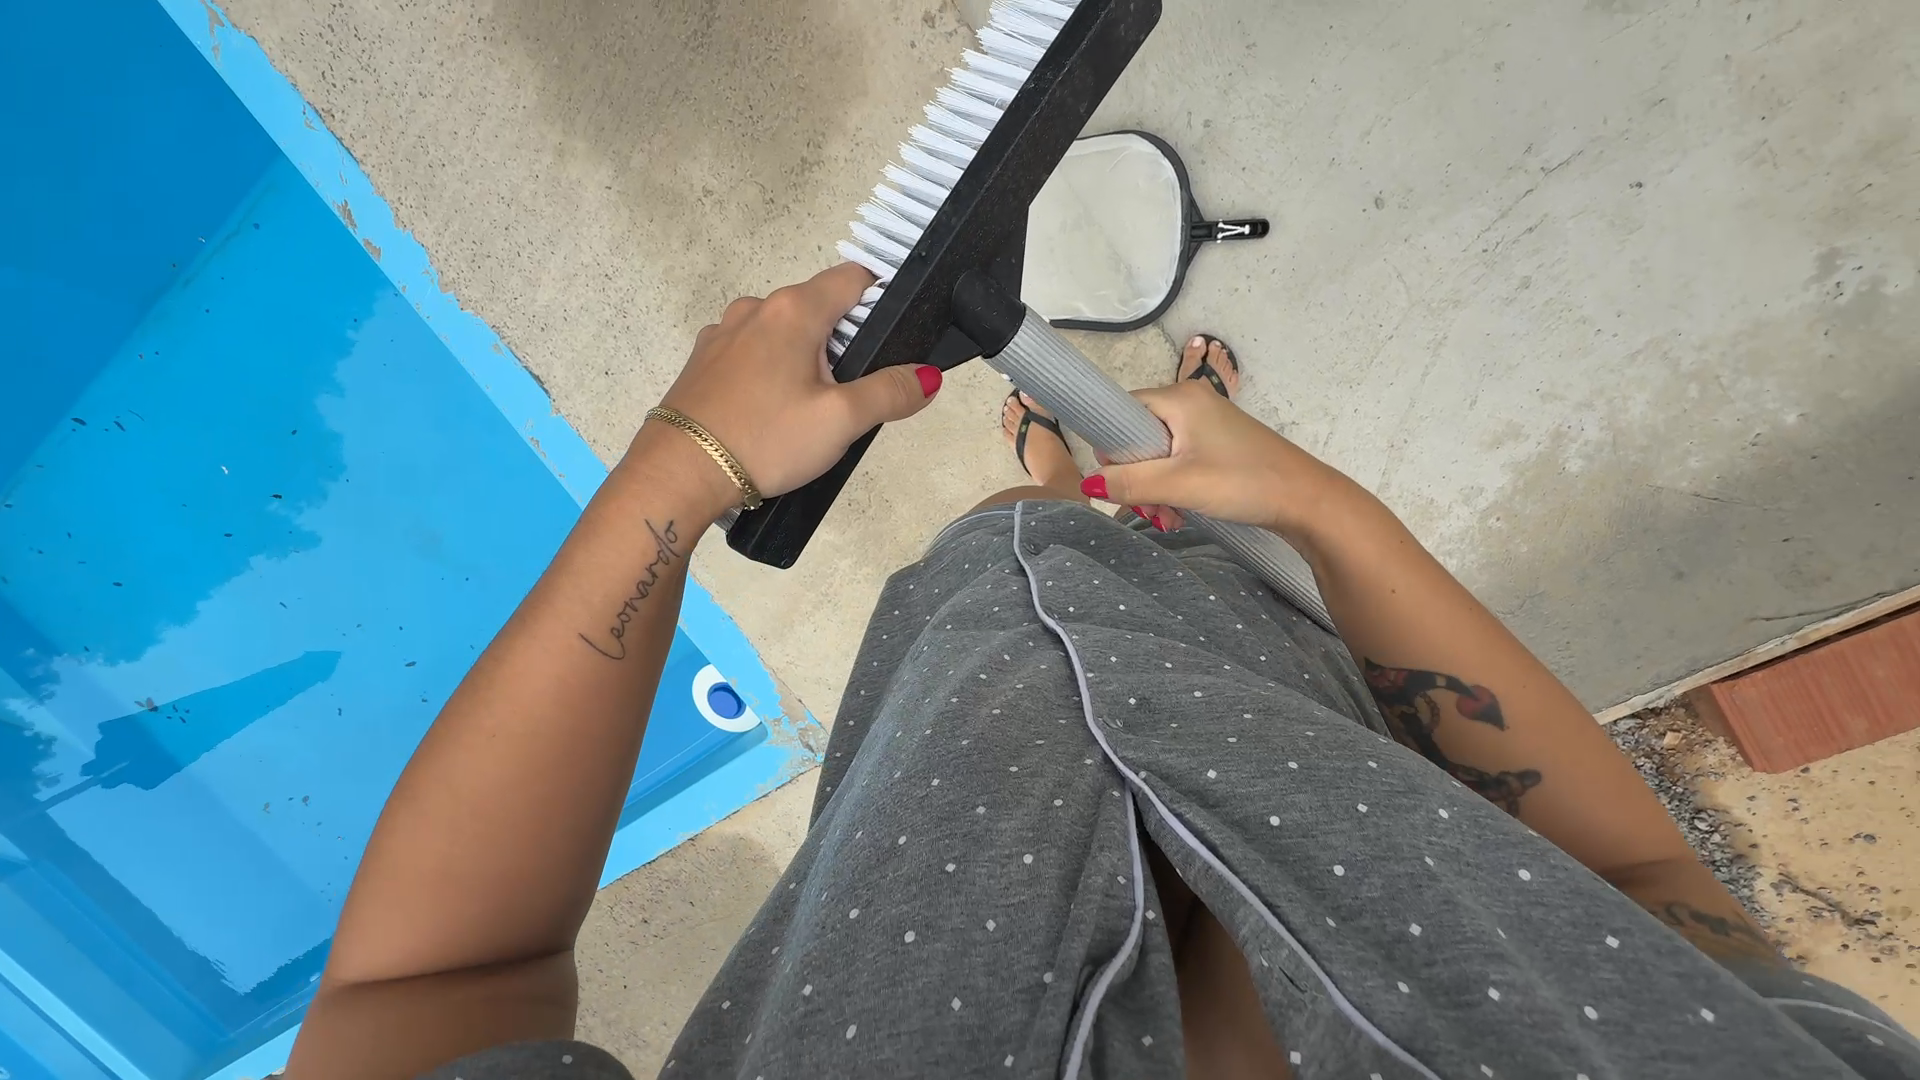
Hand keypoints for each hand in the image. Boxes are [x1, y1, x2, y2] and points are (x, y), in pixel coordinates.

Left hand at [635, 264, 941, 514]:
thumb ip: (890, 393)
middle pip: (817, 307)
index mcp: (793, 310)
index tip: (892, 336)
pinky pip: (751, 354)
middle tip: (854, 392)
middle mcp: (755, 309)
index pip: (853, 278)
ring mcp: (722, 334)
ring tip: (811, 409)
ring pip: (781, 332)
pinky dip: (770, 372)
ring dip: (804, 358)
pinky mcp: (703, 362)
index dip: (881, 299)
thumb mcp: (841, 421)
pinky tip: (771, 413)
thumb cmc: (766, 439)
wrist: (679, 473)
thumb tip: (928, 376)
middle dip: (843, 341)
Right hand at [1078, 380, 1358, 543]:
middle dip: (1136, 478)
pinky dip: (1174, 486)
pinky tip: (1182, 511)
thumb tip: (1087, 484)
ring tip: (1169, 517)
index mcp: (1179, 397)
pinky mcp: (1218, 443)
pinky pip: (1178, 461)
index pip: (1120, 412)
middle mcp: (1190, 401)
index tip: (1121, 482)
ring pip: (1157, 454)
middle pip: (1136, 436)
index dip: (1112, 449)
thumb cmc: (1243, 482)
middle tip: (1151, 511)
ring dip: (1155, 489)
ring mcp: (1206, 422)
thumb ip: (1128, 484)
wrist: (1308, 500)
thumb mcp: (1178, 485)